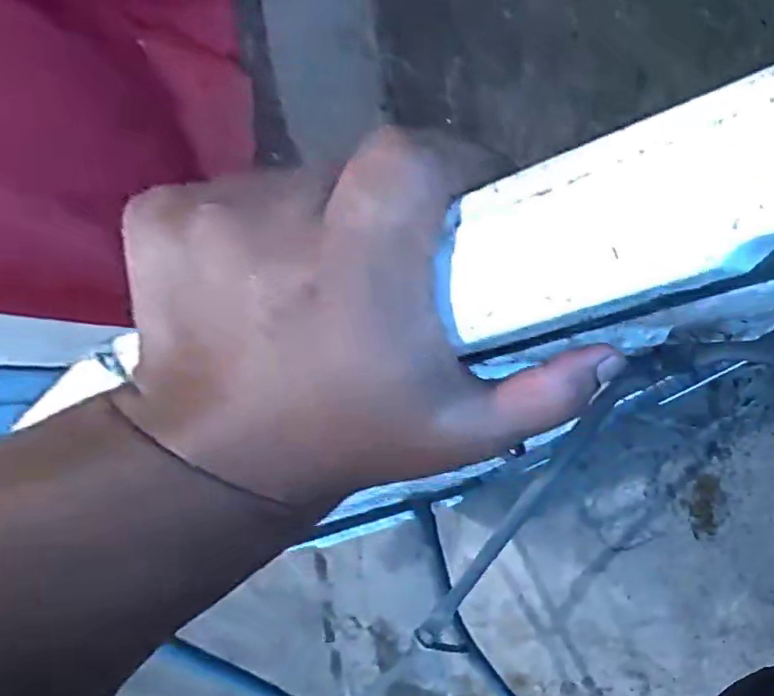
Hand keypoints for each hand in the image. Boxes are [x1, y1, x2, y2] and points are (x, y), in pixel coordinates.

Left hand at [112, 128, 624, 509]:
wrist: (222, 459)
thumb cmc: (364, 441)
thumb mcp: (472, 433)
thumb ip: (548, 396)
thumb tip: (612, 355)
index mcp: (361, 274)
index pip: (409, 159)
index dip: (452, 162)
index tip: (475, 197)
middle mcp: (280, 225)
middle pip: (361, 167)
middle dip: (400, 200)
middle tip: (417, 257)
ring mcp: (209, 210)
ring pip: (305, 179)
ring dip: (341, 215)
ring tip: (349, 275)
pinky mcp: (162, 209)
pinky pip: (245, 191)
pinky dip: (278, 223)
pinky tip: (282, 277)